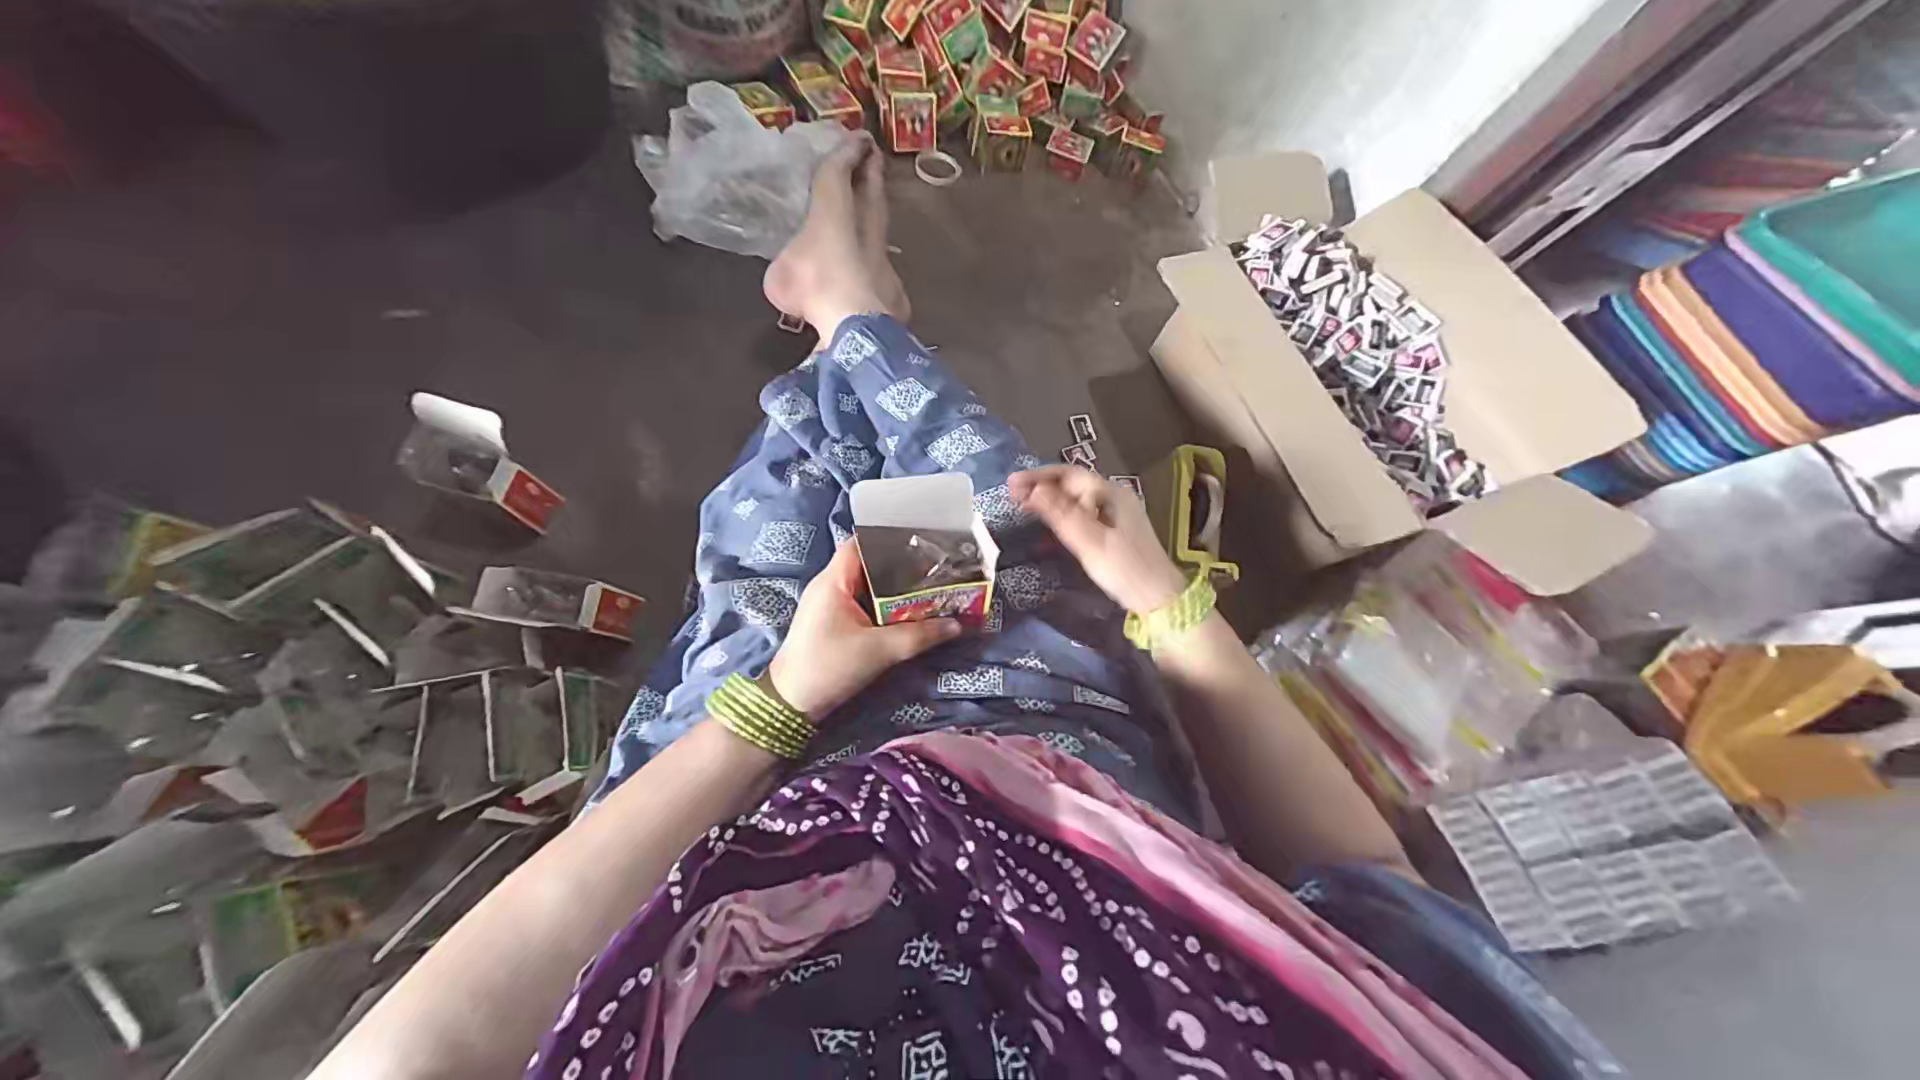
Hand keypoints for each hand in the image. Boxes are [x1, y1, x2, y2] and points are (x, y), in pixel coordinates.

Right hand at [762, 132, 909, 338]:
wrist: (854, 325)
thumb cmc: (813, 288)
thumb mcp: (782, 276)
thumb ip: (790, 269)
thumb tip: (798, 282)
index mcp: (832, 214)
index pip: (838, 175)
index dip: (846, 155)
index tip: (857, 139)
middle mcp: (865, 232)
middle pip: (872, 196)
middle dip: (871, 174)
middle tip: (874, 158)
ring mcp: (884, 264)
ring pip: (881, 234)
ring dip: (876, 221)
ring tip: (870, 215)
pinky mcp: (895, 293)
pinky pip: (884, 274)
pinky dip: (876, 271)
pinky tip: (871, 279)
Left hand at [767, 540, 961, 718]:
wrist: (790, 704)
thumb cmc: (830, 667)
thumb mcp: (879, 651)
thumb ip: (920, 636)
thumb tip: (957, 625)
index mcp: (834, 581)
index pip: (861, 542)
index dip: (890, 540)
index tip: (921, 545)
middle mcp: (828, 585)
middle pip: (867, 563)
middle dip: (899, 565)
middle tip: (933, 569)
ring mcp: (827, 604)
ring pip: (865, 584)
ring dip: (892, 587)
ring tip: (926, 588)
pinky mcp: (830, 622)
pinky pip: (860, 602)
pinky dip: (882, 604)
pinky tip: (905, 612)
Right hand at [1011, 466, 1187, 612]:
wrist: (1158, 598)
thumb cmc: (1125, 569)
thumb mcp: (1089, 541)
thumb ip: (1061, 514)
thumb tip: (1033, 490)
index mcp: (1110, 494)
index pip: (1068, 475)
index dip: (1038, 476)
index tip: (1011, 483)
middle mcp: (1114, 497)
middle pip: (1072, 484)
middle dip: (1041, 485)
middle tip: (1012, 494)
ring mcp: (1116, 512)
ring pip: (1077, 498)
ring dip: (1050, 498)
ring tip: (1024, 505)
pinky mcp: (1115, 528)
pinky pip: (1083, 511)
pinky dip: (1062, 511)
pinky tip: (1050, 519)